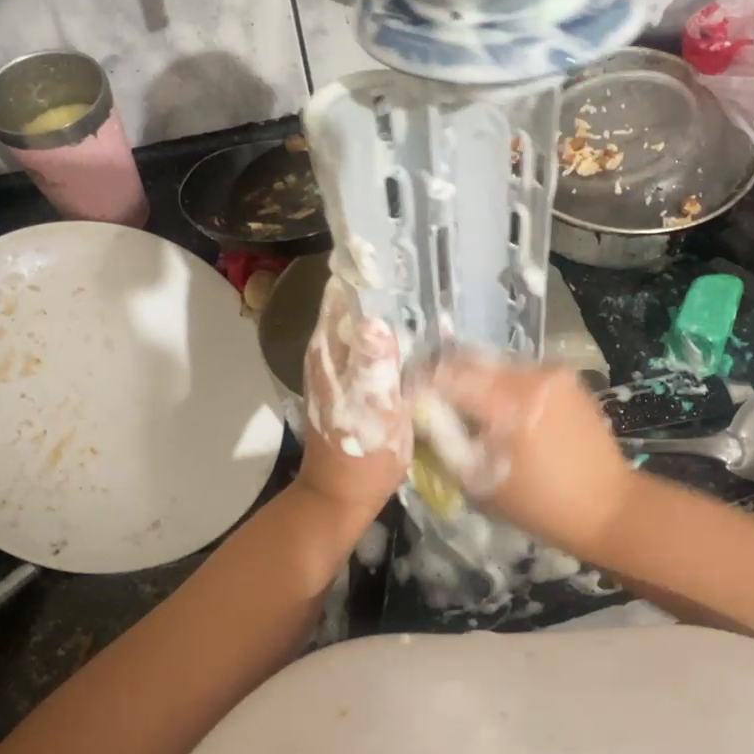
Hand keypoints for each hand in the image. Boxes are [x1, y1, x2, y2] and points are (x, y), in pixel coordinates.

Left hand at [292, 270, 409, 517]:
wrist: (341, 499)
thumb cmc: (360, 458)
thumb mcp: (375, 414)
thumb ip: (375, 367)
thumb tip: (376, 320)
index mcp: (329, 351)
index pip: (343, 292)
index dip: (369, 270)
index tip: (402, 254)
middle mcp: (327, 351)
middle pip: (353, 302)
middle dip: (383, 285)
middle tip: (425, 269)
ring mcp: (336, 367)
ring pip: (362, 322)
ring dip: (388, 307)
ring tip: (426, 291)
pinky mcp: (350, 382)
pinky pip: (369, 345)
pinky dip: (389, 334)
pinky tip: (416, 334)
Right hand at [412, 355, 634, 557]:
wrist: (608, 507)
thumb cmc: (540, 505)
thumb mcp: (479, 480)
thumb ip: (443, 438)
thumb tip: (419, 409)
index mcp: (509, 401)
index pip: (448, 373)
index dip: (420, 381)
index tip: (406, 395)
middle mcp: (532, 374)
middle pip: (472, 360)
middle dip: (446, 376)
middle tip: (430, 400)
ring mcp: (553, 372)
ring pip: (495, 364)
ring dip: (475, 380)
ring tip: (465, 409)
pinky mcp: (567, 377)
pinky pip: (520, 373)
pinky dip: (502, 386)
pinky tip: (501, 412)